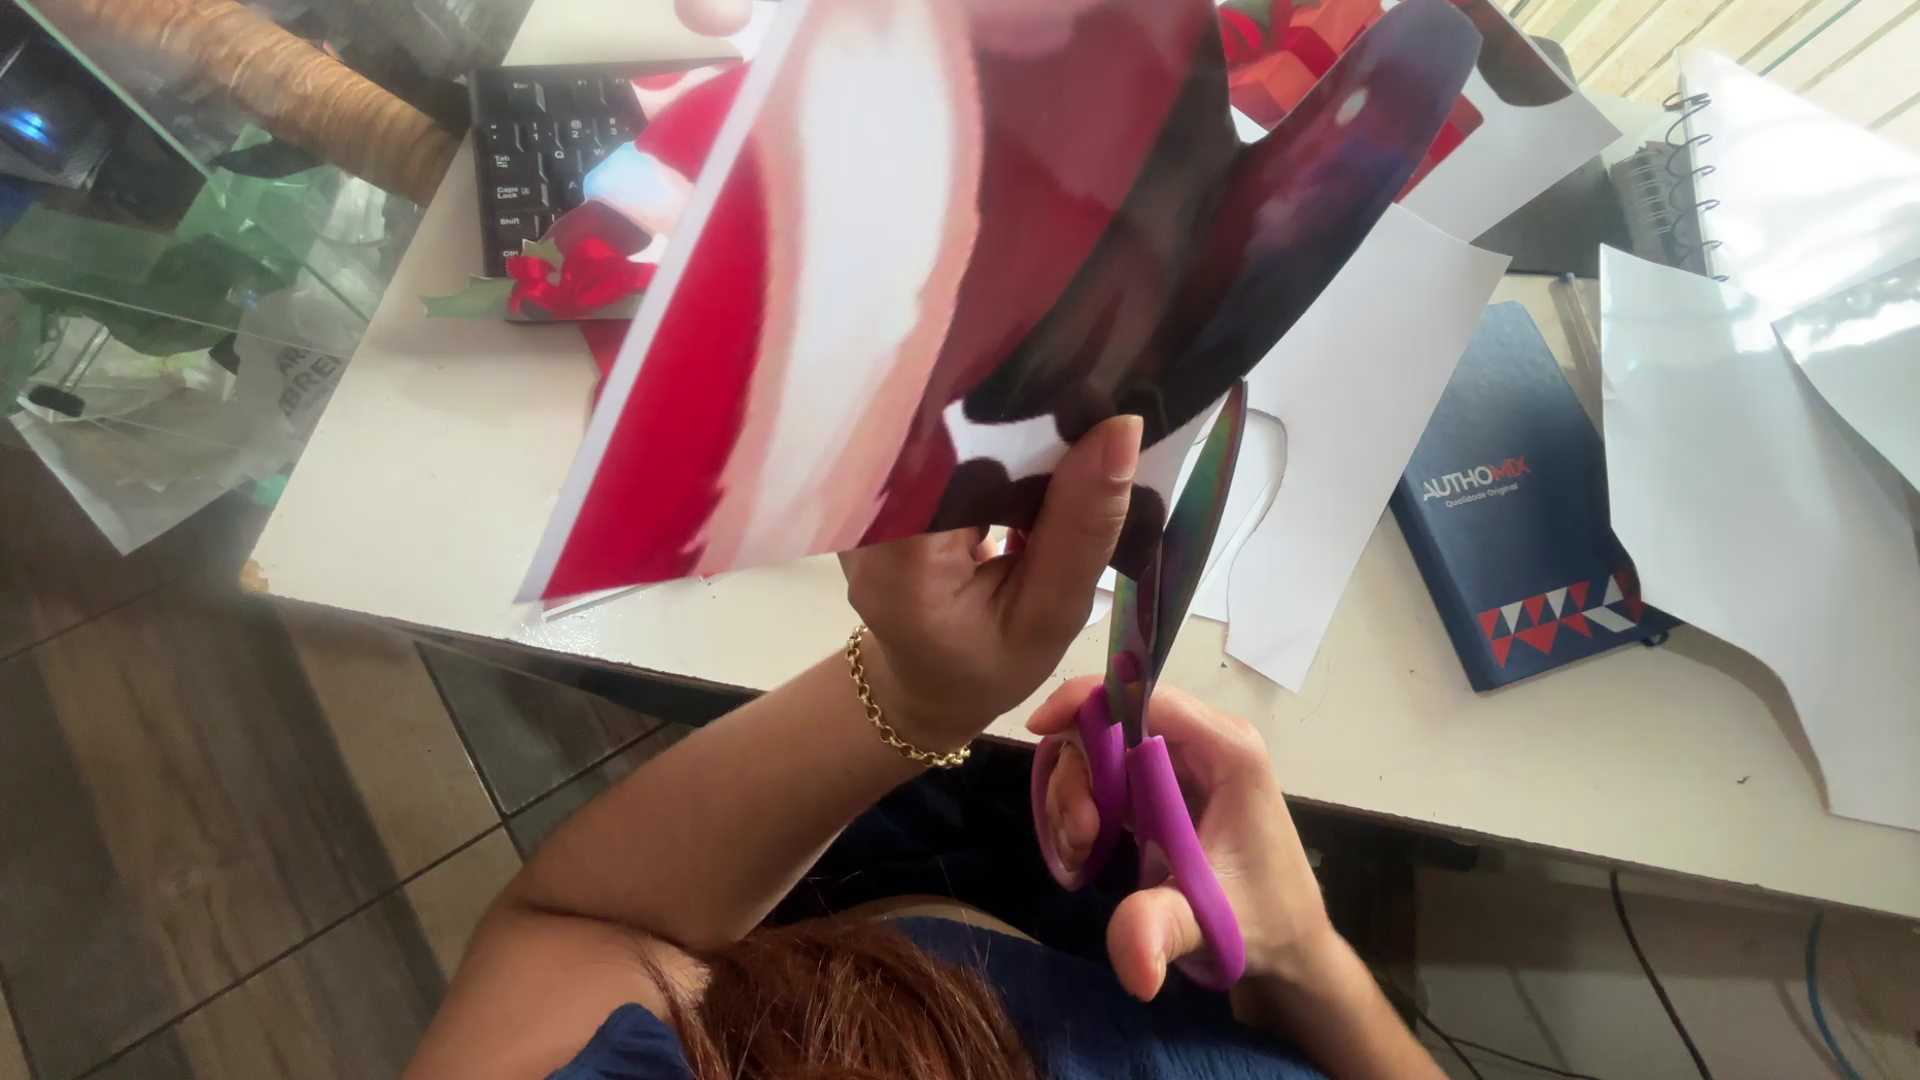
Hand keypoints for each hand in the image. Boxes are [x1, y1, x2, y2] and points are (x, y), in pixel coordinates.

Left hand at [840, 415, 1141, 752]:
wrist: (929, 683)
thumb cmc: (990, 665)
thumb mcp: (1052, 615)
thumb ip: (1082, 531)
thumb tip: (1121, 429)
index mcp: (901, 569)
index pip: (950, 458)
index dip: (1009, 416)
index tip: (1079, 388)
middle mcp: (864, 527)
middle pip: (939, 436)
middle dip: (1010, 413)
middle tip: (1087, 396)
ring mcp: (862, 507)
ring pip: (937, 434)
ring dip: (998, 423)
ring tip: (1064, 411)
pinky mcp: (877, 495)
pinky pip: (933, 448)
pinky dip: (981, 441)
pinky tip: (1025, 439)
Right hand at [1029, 677, 1338, 1000]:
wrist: (1285, 943)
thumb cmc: (1263, 920)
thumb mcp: (1211, 921)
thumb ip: (1163, 926)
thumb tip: (1129, 963)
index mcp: (1226, 748)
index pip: (1144, 694)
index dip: (1086, 699)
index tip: (1039, 728)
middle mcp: (1200, 740)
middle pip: (1108, 722)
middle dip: (1078, 776)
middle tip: (1080, 838)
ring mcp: (1177, 757)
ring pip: (1096, 746)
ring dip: (1073, 797)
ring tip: (1083, 854)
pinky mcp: (1159, 778)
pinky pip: (1101, 770)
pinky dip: (1080, 804)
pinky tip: (1086, 850)